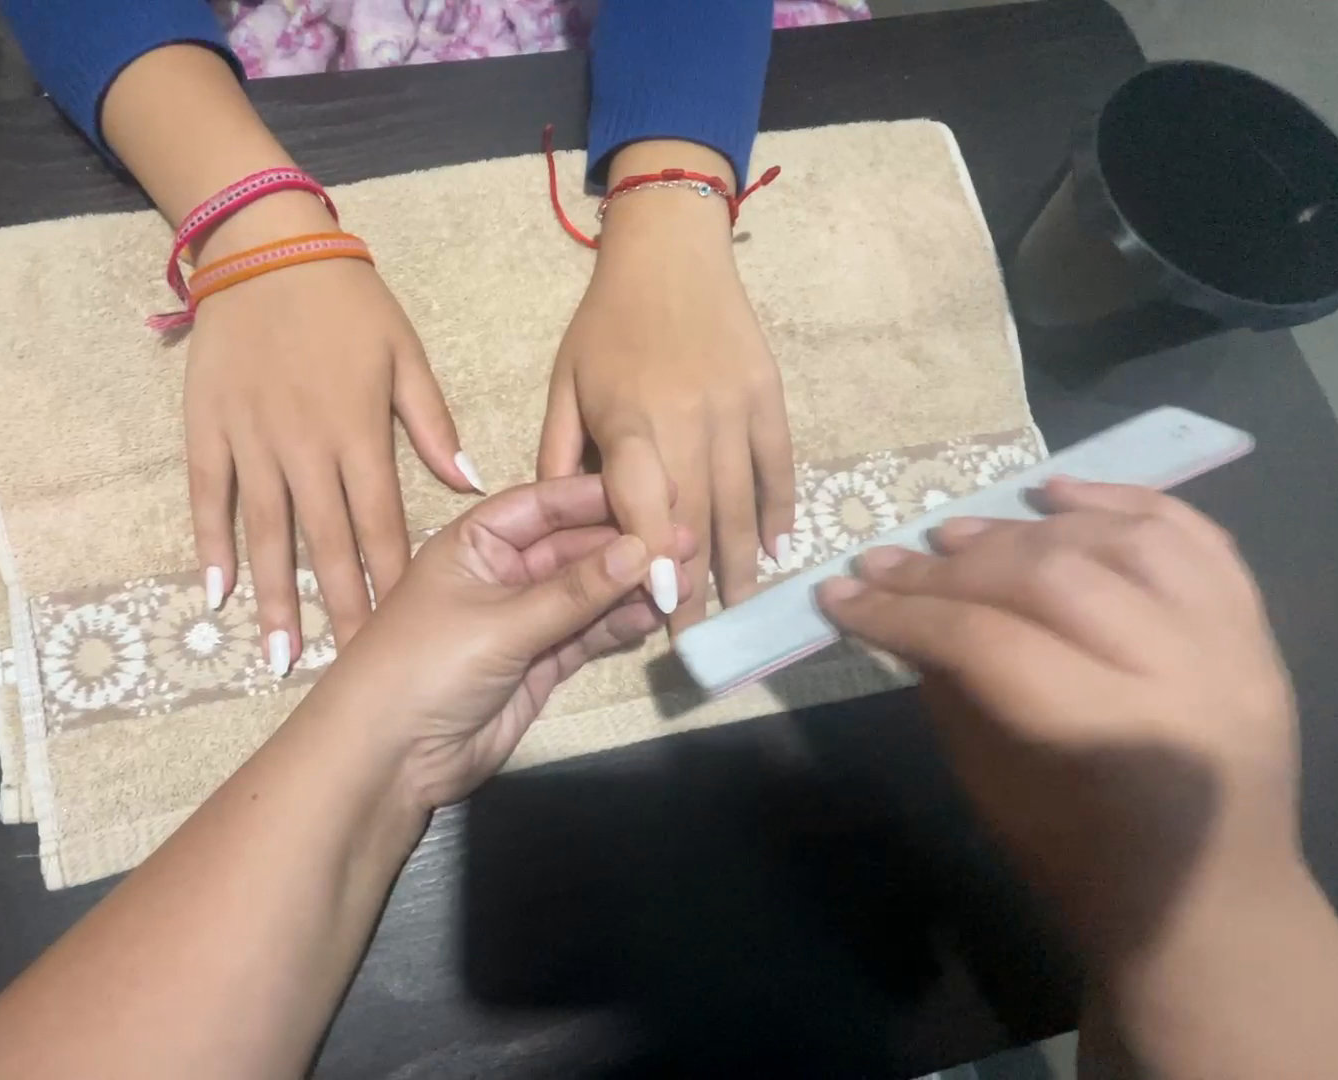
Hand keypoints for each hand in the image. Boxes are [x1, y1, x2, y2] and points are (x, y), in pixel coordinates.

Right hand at [100, 43, 480, 672]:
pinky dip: (210, 544)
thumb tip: (472, 482)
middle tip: (347, 668)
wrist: (266, 248)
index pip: (382, 524)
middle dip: (340, 608)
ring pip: (267, 533)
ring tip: (280, 655)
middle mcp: (307, 450)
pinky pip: (209, 497)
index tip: (401, 631)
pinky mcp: (208, 431)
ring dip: (275, 597)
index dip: (392, 581)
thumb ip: (435, 423)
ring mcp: (252, 444)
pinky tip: (216, 591)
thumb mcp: (406, 354)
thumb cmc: (348, 303)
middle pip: (327, 545)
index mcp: (361, 435)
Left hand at [308, 476, 695, 808]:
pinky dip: (617, 626)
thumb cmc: (429, 664)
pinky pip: (585, 634)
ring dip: (628, 588)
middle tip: (683, 542)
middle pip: (572, 548)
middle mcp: (502, 572)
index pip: (543, 505)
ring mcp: (523, 619)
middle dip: (623, 547)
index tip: (653, 490)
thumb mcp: (500, 621)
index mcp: (476, 542)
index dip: (596, 497)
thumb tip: (643, 551)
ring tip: (681, 579)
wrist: (389, 756)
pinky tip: (652, 616)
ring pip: (585, 593)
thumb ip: (574, 592)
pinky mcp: (539, 662)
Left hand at [539, 141, 793, 635]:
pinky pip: (778, 464)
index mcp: (629, 420)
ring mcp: (736, 409)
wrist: (672, 251)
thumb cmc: (605, 324)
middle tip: (698, 637)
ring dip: (743, 561)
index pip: (642, 500)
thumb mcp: (564, 384)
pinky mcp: (769, 398)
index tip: (663, 607)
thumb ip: (560, 452)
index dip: (653, 556)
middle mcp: (688, 421)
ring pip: (742, 501)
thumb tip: (557, 516)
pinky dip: (780, 509)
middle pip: (696, 516)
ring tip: (741, 609)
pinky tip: (779, 548)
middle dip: (698, 583)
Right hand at [817, 479, 1300, 955]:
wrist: (1203, 896)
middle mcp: (1190, 676)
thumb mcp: (985, 770)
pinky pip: (1189, 536)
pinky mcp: (1253, 626)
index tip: (837, 595)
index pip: (985, 640)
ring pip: (1114, 542)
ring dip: (1015, 528)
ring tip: (951, 534)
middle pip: (1045, 579)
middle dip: (942, 568)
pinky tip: (1050, 491)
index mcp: (1115, 735)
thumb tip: (893, 605)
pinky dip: (1115, 500)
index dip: (898, 611)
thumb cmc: (1072, 851)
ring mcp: (1235, 644)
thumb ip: (946, 674)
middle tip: (878, 564)